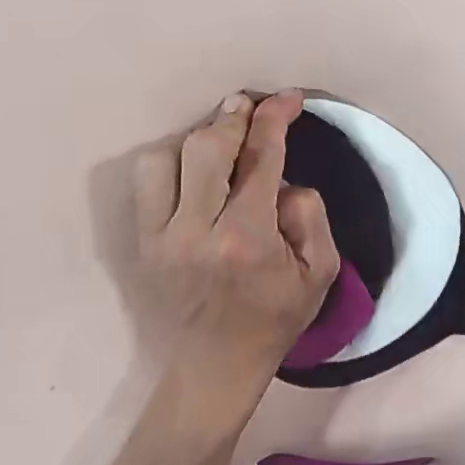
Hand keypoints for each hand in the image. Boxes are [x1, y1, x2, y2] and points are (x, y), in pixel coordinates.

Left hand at [132, 91, 340, 374]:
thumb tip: (281, 181)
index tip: (288, 99)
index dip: (275, 118)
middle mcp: (198, 231)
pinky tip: (190, 166)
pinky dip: (170, 160)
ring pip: (168, 155)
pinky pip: (146, 179)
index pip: (261, 159)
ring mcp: (162, 236)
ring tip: (221, 139)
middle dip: (235, 116)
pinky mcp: (143, 241)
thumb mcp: (321, 274)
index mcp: (248, 240)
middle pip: (209, 146)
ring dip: (199, 138)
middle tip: (251, 106)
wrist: (214, 365)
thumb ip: (311, 216)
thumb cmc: (274, 319)